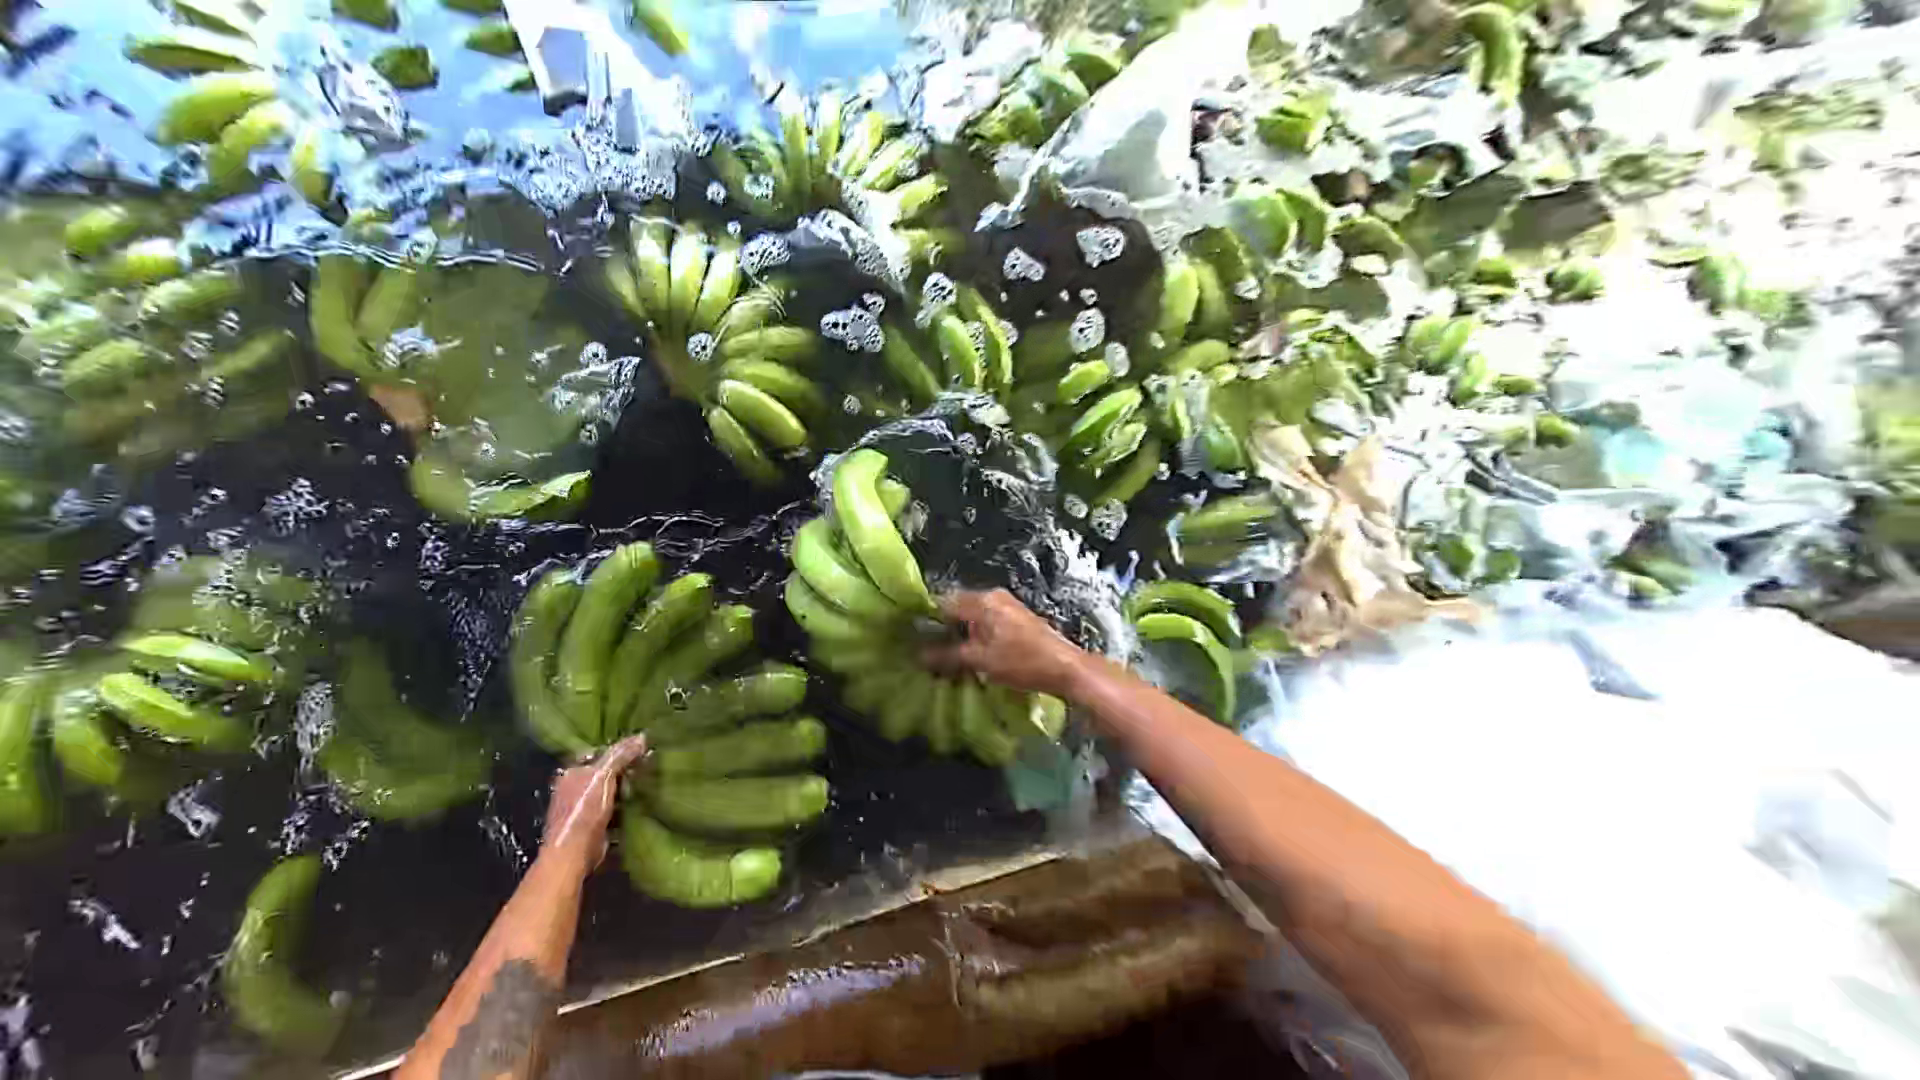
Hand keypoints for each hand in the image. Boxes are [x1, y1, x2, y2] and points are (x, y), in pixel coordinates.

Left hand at [540, 735, 647, 868]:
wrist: (574, 853)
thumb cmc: (584, 810)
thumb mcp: (603, 775)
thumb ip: (621, 755)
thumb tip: (642, 736)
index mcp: (571, 772)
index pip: (597, 753)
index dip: (618, 749)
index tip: (640, 748)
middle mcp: (573, 787)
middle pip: (604, 772)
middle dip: (624, 769)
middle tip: (648, 764)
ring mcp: (582, 808)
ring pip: (610, 790)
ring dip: (627, 788)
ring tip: (650, 781)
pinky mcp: (592, 825)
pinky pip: (614, 807)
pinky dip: (626, 805)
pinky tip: (642, 802)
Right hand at [922, 589, 1085, 696]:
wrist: (1066, 668)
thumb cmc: (1022, 662)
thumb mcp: (981, 660)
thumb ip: (948, 656)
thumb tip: (918, 656)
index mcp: (982, 601)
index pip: (944, 602)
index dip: (928, 620)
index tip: (915, 638)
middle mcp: (994, 596)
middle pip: (959, 607)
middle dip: (944, 628)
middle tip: (929, 650)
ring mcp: (1008, 606)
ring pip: (973, 616)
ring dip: (961, 634)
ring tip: (949, 656)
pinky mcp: (1017, 618)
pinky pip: (987, 621)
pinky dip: (977, 635)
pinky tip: (973, 654)